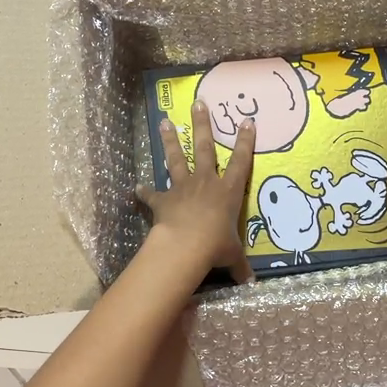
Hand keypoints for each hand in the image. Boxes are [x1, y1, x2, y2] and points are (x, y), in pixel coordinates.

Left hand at [140, 103, 255, 282]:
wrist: (187, 245)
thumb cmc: (216, 245)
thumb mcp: (233, 256)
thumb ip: (239, 266)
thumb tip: (250, 283)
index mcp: (228, 191)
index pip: (241, 162)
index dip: (246, 142)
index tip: (248, 122)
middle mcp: (206, 182)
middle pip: (204, 147)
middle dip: (202, 125)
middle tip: (198, 103)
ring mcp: (183, 188)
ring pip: (176, 158)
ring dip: (170, 141)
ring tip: (164, 122)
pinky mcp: (163, 200)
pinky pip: (152, 194)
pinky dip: (144, 191)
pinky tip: (136, 187)